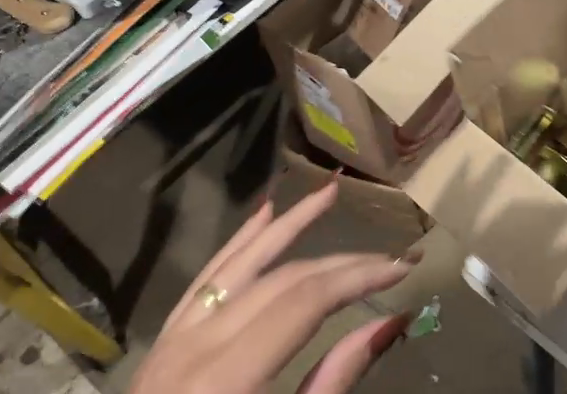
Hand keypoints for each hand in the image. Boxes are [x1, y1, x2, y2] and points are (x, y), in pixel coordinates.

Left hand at [129, 181, 415, 393]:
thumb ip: (331, 382)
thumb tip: (388, 320)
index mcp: (223, 380)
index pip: (305, 301)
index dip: (358, 277)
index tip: (404, 269)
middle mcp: (193, 347)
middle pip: (281, 280)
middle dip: (340, 263)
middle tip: (391, 256)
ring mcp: (171, 342)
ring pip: (239, 264)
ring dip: (286, 226)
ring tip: (327, 193)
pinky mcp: (162, 346)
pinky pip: (204, 280)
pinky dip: (237, 246)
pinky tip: (263, 216)